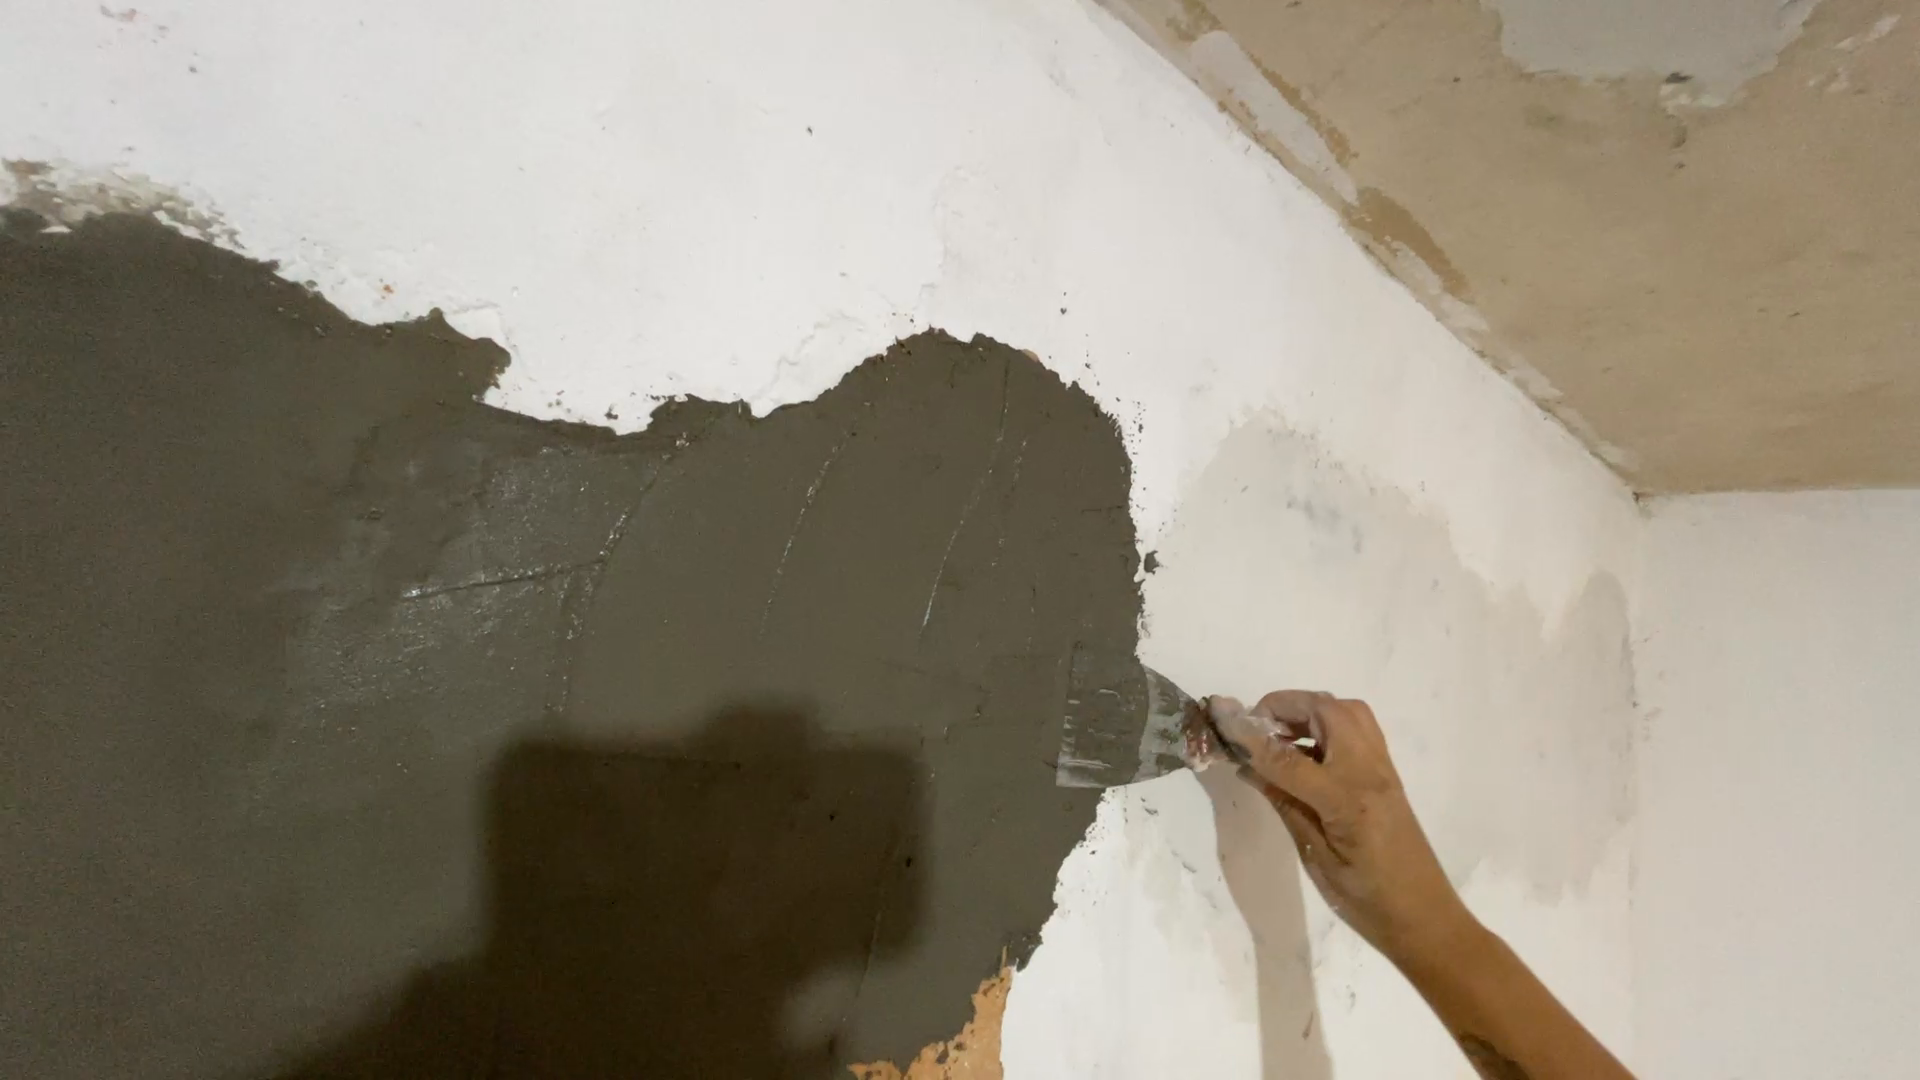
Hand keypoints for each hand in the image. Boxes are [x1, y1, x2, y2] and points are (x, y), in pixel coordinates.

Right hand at [1210, 691, 1475, 965]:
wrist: (1428, 922)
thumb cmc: (1367, 900)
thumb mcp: (1315, 855)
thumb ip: (1283, 802)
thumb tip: (1248, 765)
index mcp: (1347, 799)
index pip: (1286, 756)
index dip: (1248, 735)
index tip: (1218, 715)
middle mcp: (1368, 772)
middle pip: (1323, 710)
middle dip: (1283, 707)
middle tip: (1255, 728)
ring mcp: (1382, 769)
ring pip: (1344, 710)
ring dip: (1306, 711)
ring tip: (1278, 736)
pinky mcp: (1387, 773)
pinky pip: (1356, 728)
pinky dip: (1324, 724)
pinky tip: (1304, 752)